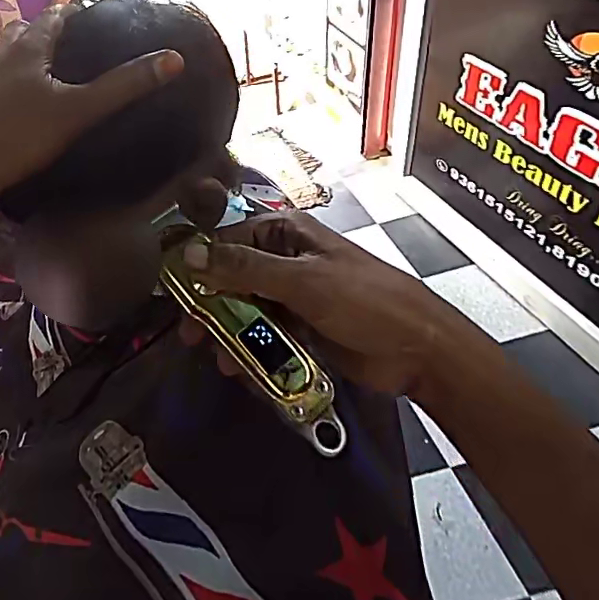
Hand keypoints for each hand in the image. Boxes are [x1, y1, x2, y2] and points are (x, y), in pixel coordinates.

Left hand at [0, 6, 182, 213]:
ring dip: (14, 55)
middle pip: (19, 31)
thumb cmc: (18, 135)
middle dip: (40, 32)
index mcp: (26, 50)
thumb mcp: (78, 112)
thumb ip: (123, 87)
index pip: (52, 18)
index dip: (70, 13)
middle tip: (62, 45)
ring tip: (32, 73)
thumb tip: (173, 59)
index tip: (85, 16)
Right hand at [180, 211, 482, 395]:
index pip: (226, 240)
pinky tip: (239, 366)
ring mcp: (292, 294)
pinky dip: (248, 347)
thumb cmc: (364, 301)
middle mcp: (283, 258)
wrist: (422, 350)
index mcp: (284, 233)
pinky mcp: (300, 326)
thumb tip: (189, 254)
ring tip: (218, 357)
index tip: (176, 292)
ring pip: (244, 307)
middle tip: (190, 333)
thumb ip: (243, 268)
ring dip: (227, 330)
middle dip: (210, 304)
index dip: (199, 264)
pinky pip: (263, 332)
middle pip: (230, 276)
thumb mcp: (301, 281)